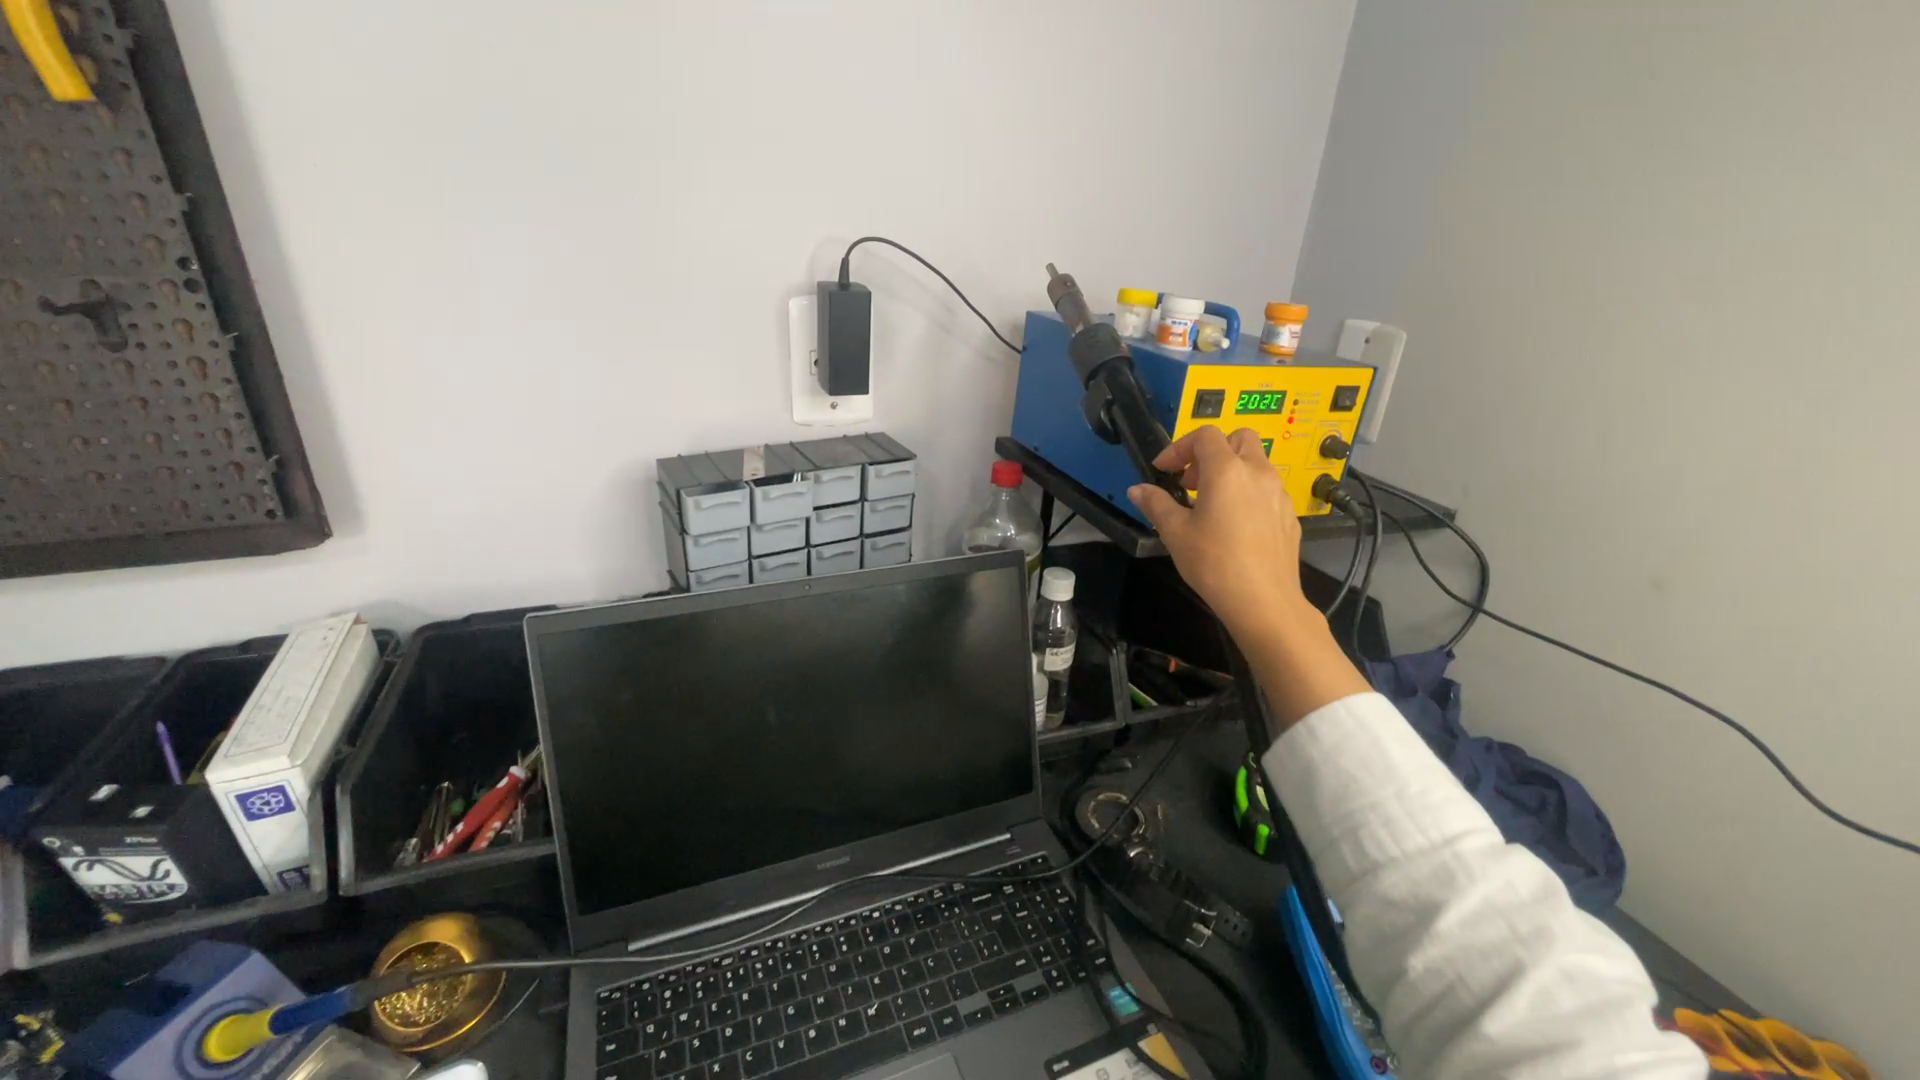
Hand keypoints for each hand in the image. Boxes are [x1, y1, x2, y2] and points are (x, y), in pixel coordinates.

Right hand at [1129, 426, 1368, 731]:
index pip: (1205, 436)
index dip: (1180, 447)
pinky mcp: (1289, 516)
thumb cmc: (1213, 563)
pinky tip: (1234, 524)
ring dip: (1232, 470)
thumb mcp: (1175, 533)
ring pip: (1257, 463)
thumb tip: (1138, 490)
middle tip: (1191, 479)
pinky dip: (1248, 492)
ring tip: (1210, 503)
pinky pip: (1268, 489)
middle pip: (1239, 438)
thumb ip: (1156, 504)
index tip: (1164, 471)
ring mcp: (1279, 493)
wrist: (1264, 601)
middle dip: (1212, 451)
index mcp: (1227, 470)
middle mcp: (1258, 473)